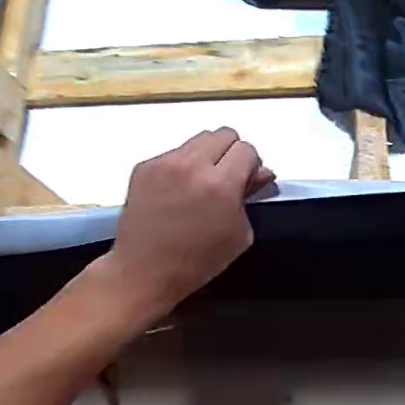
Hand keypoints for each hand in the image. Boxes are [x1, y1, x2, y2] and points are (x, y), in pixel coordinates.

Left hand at [92, 127, 274, 319]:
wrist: (145, 270)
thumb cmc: (195, 260)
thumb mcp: (239, 234)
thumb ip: (250, 195)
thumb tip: (259, 173)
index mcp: (220, 184)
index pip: (247, 149)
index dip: (250, 165)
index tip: (245, 180)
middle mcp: (192, 166)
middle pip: (224, 134)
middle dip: (230, 153)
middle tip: (225, 178)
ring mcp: (165, 163)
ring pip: (197, 140)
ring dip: (206, 156)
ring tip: (200, 185)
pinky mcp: (145, 166)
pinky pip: (173, 153)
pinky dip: (181, 167)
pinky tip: (177, 192)